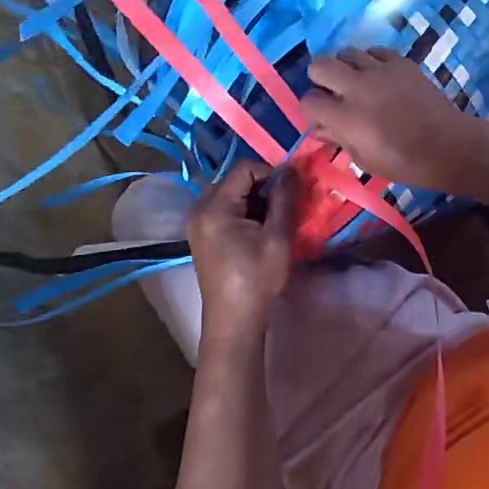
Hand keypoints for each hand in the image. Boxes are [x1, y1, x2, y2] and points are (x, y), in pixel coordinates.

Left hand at [188, 161, 294, 342]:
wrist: (234, 320)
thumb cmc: (257, 279)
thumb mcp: (277, 237)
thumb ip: (283, 199)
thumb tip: (291, 170)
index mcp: (214, 207)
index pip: (243, 168)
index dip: (270, 172)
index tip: (289, 190)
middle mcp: (199, 208)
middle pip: (233, 178)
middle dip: (261, 185)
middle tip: (282, 204)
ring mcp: (196, 221)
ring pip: (228, 192)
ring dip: (252, 197)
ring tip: (272, 217)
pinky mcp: (200, 233)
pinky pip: (221, 207)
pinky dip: (241, 210)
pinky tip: (257, 228)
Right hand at [302, 47, 483, 187]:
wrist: (447, 145)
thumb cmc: (403, 162)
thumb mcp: (364, 160)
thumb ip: (338, 139)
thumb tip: (318, 128)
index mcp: (346, 117)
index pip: (309, 101)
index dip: (312, 108)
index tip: (321, 115)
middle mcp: (357, 88)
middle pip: (320, 65)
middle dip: (319, 78)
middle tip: (332, 91)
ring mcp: (380, 71)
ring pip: (346, 51)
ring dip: (345, 66)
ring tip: (355, 81)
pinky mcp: (401, 62)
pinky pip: (375, 51)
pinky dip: (371, 60)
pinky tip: (377, 75)